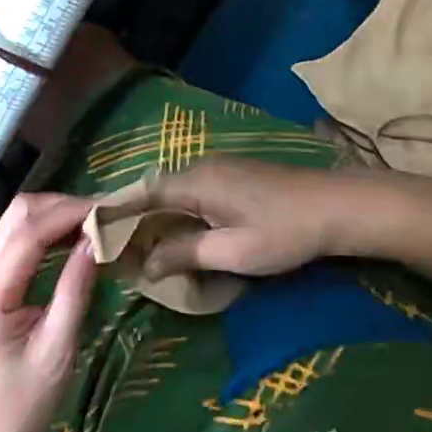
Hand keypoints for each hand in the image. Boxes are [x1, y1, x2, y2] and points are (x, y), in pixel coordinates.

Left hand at [0, 193, 99, 431]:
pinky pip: (13, 235)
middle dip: (62, 205)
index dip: (69, 212)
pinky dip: (43, 227)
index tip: (108, 210)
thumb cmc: (24, 399)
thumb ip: (76, 289)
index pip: (30, 230)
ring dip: (53, 213)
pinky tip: (70, 237)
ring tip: (92, 222)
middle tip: (103, 214)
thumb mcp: (58, 348)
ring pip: (15, 219)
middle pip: (19, 212)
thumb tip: (97, 238)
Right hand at [129, 159, 386, 278]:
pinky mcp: (235, 175)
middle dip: (136, 218)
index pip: (143, 193)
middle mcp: (201, 167)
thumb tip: (146, 264)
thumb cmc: (283, 232)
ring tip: (143, 245)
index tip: (94, 229)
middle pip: (156, 190)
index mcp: (195, 182)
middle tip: (117, 248)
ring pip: (176, 191)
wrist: (336, 206)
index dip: (118, 210)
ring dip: (159, 215)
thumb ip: (186, 254)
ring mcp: (220, 168)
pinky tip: (182, 232)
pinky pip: (194, 191)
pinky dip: (179, 211)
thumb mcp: (233, 252)